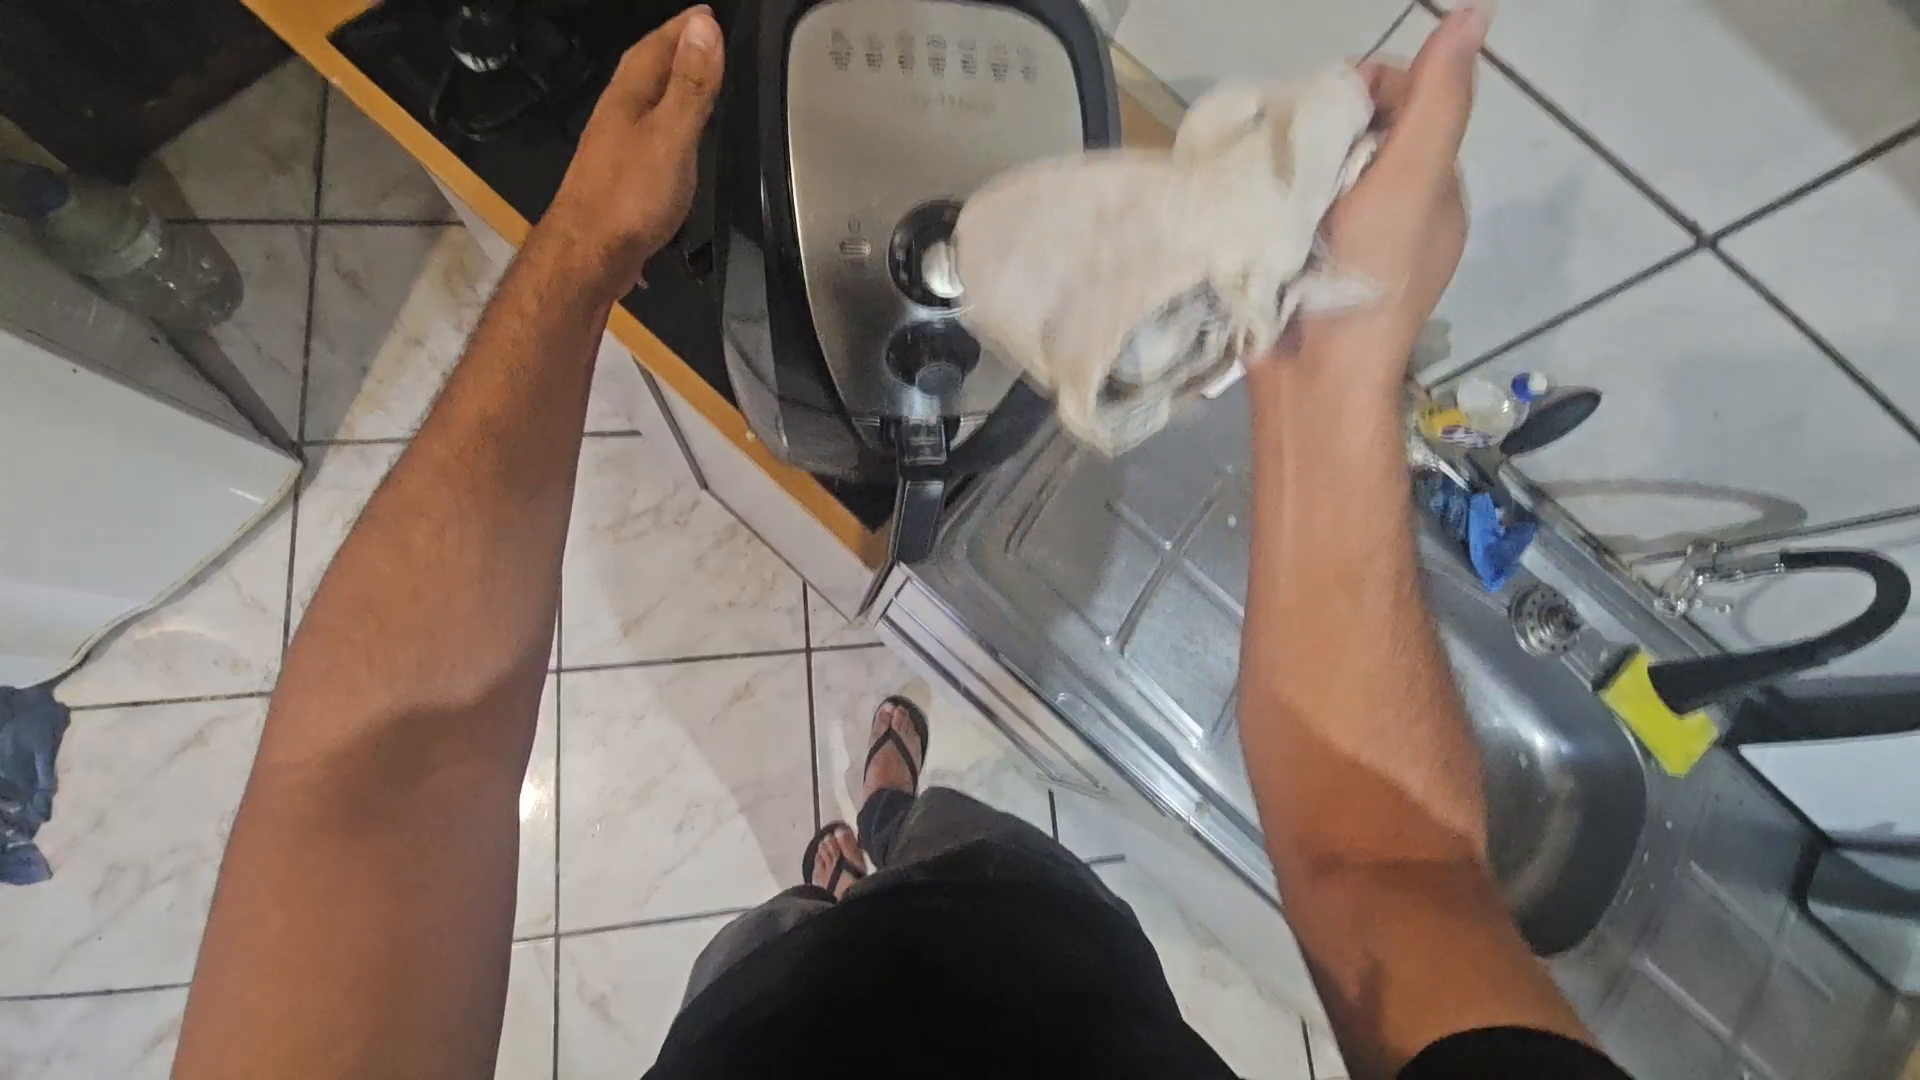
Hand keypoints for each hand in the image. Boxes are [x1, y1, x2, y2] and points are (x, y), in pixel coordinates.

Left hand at [544, 6, 724, 291]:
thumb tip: (706, 27)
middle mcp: (618, 114)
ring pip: (646, 104)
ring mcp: (616, 148)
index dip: (684, 29)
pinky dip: (667, 127)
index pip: (658, 47)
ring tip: (695, 85)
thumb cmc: (631, 196)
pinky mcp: (622, 179)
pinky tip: (677, 142)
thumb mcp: (671, 137)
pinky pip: (649, 137)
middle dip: (675, 53)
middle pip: (647, 71)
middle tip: (705, 44)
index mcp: (630, 96)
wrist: (590, 253)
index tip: (708, 15)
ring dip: (670, 90)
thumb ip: (691, 86)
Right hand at [1283, 4, 1489, 380]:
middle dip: (1323, 131)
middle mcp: (1393, 213)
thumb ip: (1439, 102)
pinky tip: (1254, 213)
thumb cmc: (1370, 277)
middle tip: (1288, 150)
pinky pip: (1291, 219)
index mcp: (1432, 187)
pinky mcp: (1304, 274)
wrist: (1316, 374)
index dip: (1367, 87)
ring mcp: (1347, 248)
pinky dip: (1274, 207)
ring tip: (1264, 180)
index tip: (1323, 106)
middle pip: (1359, 139)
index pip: (1407, 104)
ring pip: (1321, 180)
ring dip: (1293, 170)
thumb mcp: (1414, 181)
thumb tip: (1475, 9)